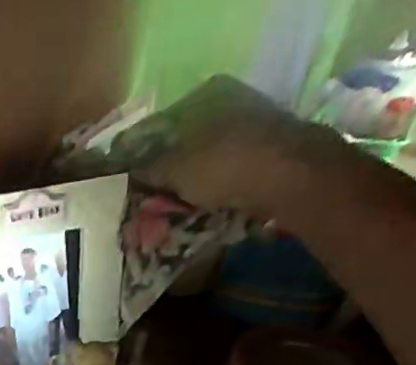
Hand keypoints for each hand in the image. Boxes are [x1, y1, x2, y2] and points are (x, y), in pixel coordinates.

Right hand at [139, 75, 346, 215]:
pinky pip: (227, 181)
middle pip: (185, 147)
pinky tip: (201, 215)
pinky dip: (212, 197)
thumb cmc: (225, 164)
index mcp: (205, 95)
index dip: (139, 157)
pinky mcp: (268, 161)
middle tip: (147, 206)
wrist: (289, 180)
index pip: (160, 126)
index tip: (126, 183)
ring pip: (207, 165)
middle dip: (165, 178)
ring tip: (171, 217)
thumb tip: (129, 175)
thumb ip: (148, 171)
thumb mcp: (175, 168)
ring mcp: (252, 132)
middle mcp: (230, 106)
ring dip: (188, 191)